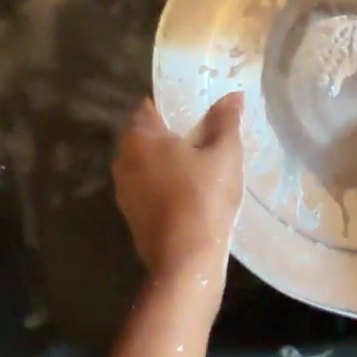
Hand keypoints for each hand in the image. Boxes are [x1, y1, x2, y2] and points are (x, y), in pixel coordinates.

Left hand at [114, 94, 245, 290]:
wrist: (186, 261)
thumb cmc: (204, 198)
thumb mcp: (224, 155)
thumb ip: (226, 122)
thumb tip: (233, 95)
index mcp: (140, 138)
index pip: (148, 108)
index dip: (170, 105)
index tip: (193, 107)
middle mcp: (123, 160)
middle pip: (144, 136)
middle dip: (168, 133)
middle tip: (200, 132)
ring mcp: (124, 191)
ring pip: (144, 164)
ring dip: (164, 161)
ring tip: (196, 161)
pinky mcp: (131, 216)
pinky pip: (146, 188)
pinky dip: (162, 184)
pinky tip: (186, 190)